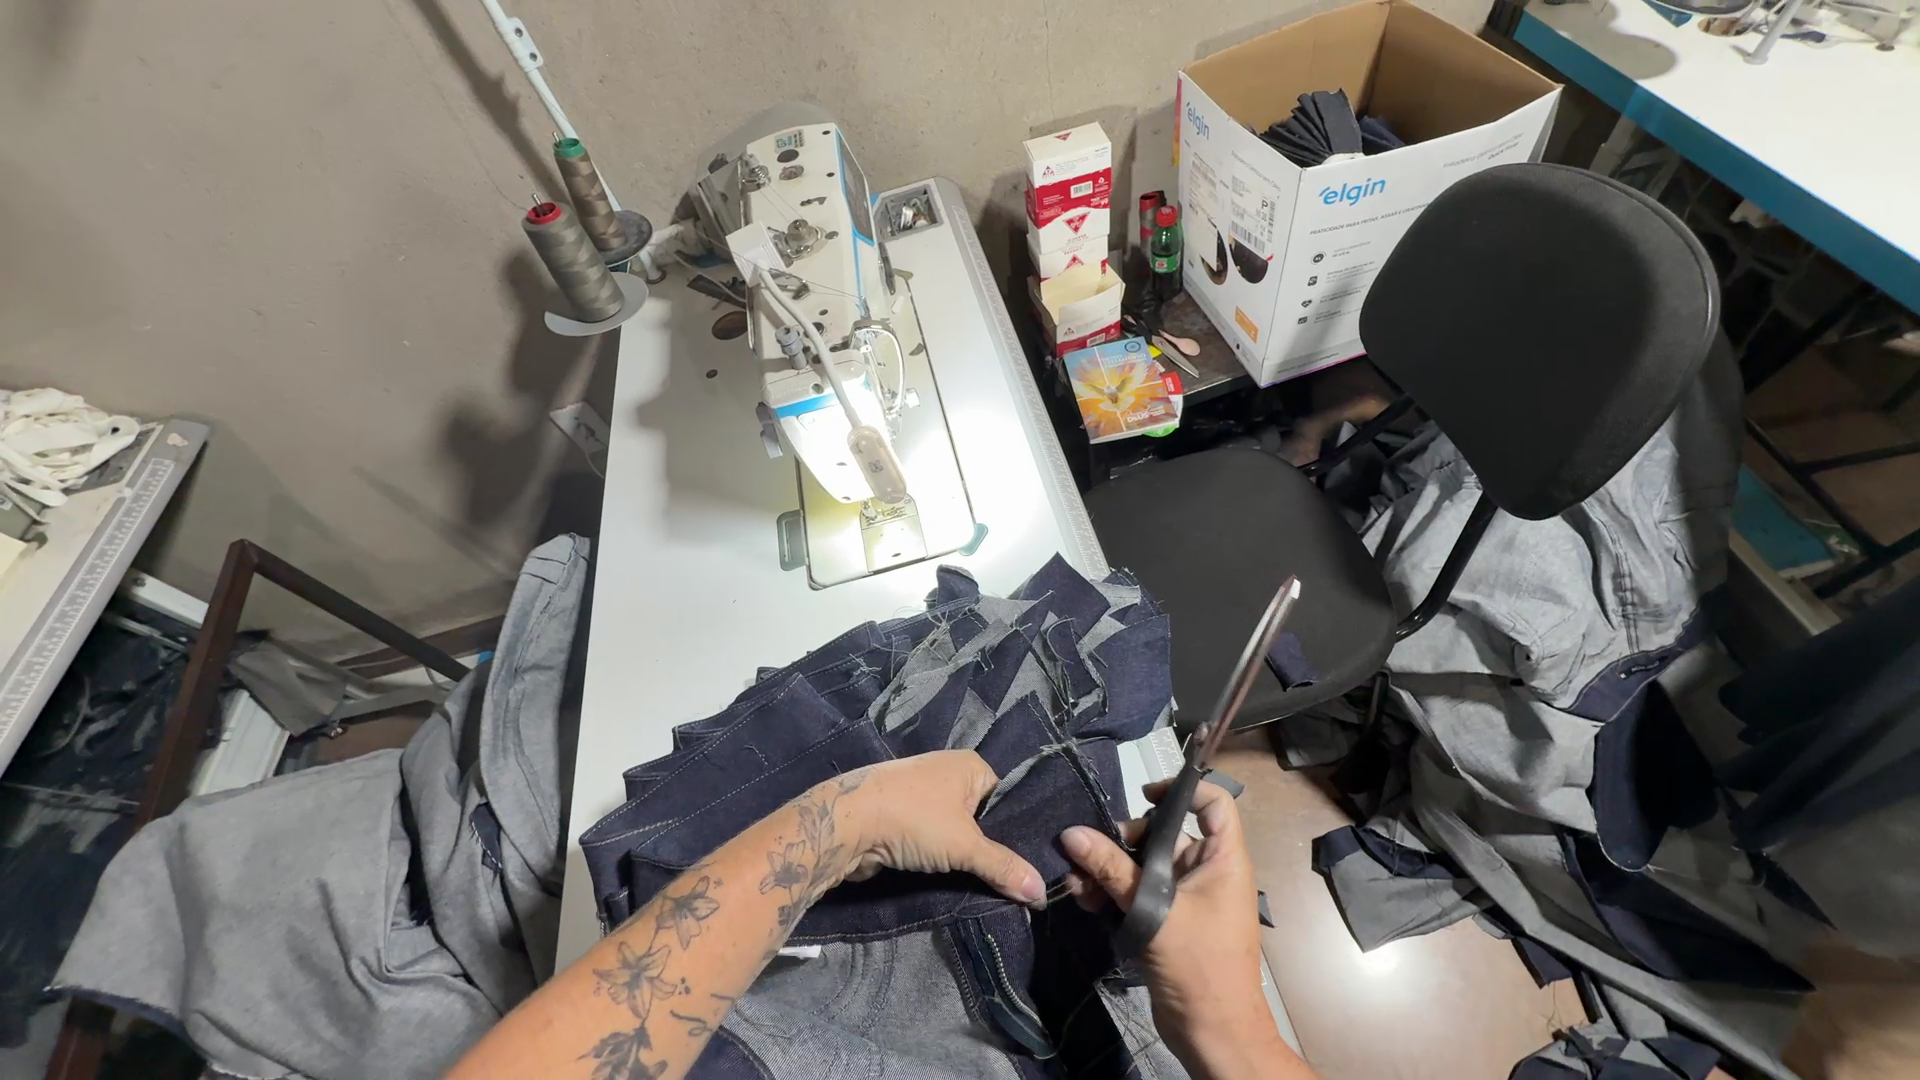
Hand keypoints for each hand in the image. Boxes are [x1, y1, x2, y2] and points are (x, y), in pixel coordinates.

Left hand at [829, 750, 1045, 907]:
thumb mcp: (965, 846)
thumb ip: (1003, 868)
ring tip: (993, 886)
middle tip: (1018, 882)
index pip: (1009, 799)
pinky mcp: (904, 815)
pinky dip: (944, 857)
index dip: (1020, 832)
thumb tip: (1042, 893)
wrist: (847, 823)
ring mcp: (924, 793)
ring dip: (967, 855)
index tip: (1036, 865)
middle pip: (984, 817)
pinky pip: (936, 838)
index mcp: (971, 765)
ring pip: (958, 830)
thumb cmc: (914, 819)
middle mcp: (949, 772)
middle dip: (994, 848)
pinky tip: (957, 879)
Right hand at [1061, 779, 1296, 1077]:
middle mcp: (1208, 872)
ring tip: (1078, 885)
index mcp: (1223, 861)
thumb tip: (1072, 834)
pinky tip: (1088, 903)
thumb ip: (1113, 869)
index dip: (1182, 790)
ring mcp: (1188, 897)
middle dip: (1124, 842)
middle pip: (1166, 833)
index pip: (1214, 803)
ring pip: (1146, 865)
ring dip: (1111, 870)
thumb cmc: (1199, 966)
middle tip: (1090, 856)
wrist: (1214, 1036)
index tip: (1144, 796)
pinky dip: (1115, 893)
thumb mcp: (1153, 910)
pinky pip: (1140, 892)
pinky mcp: (1170, 920)